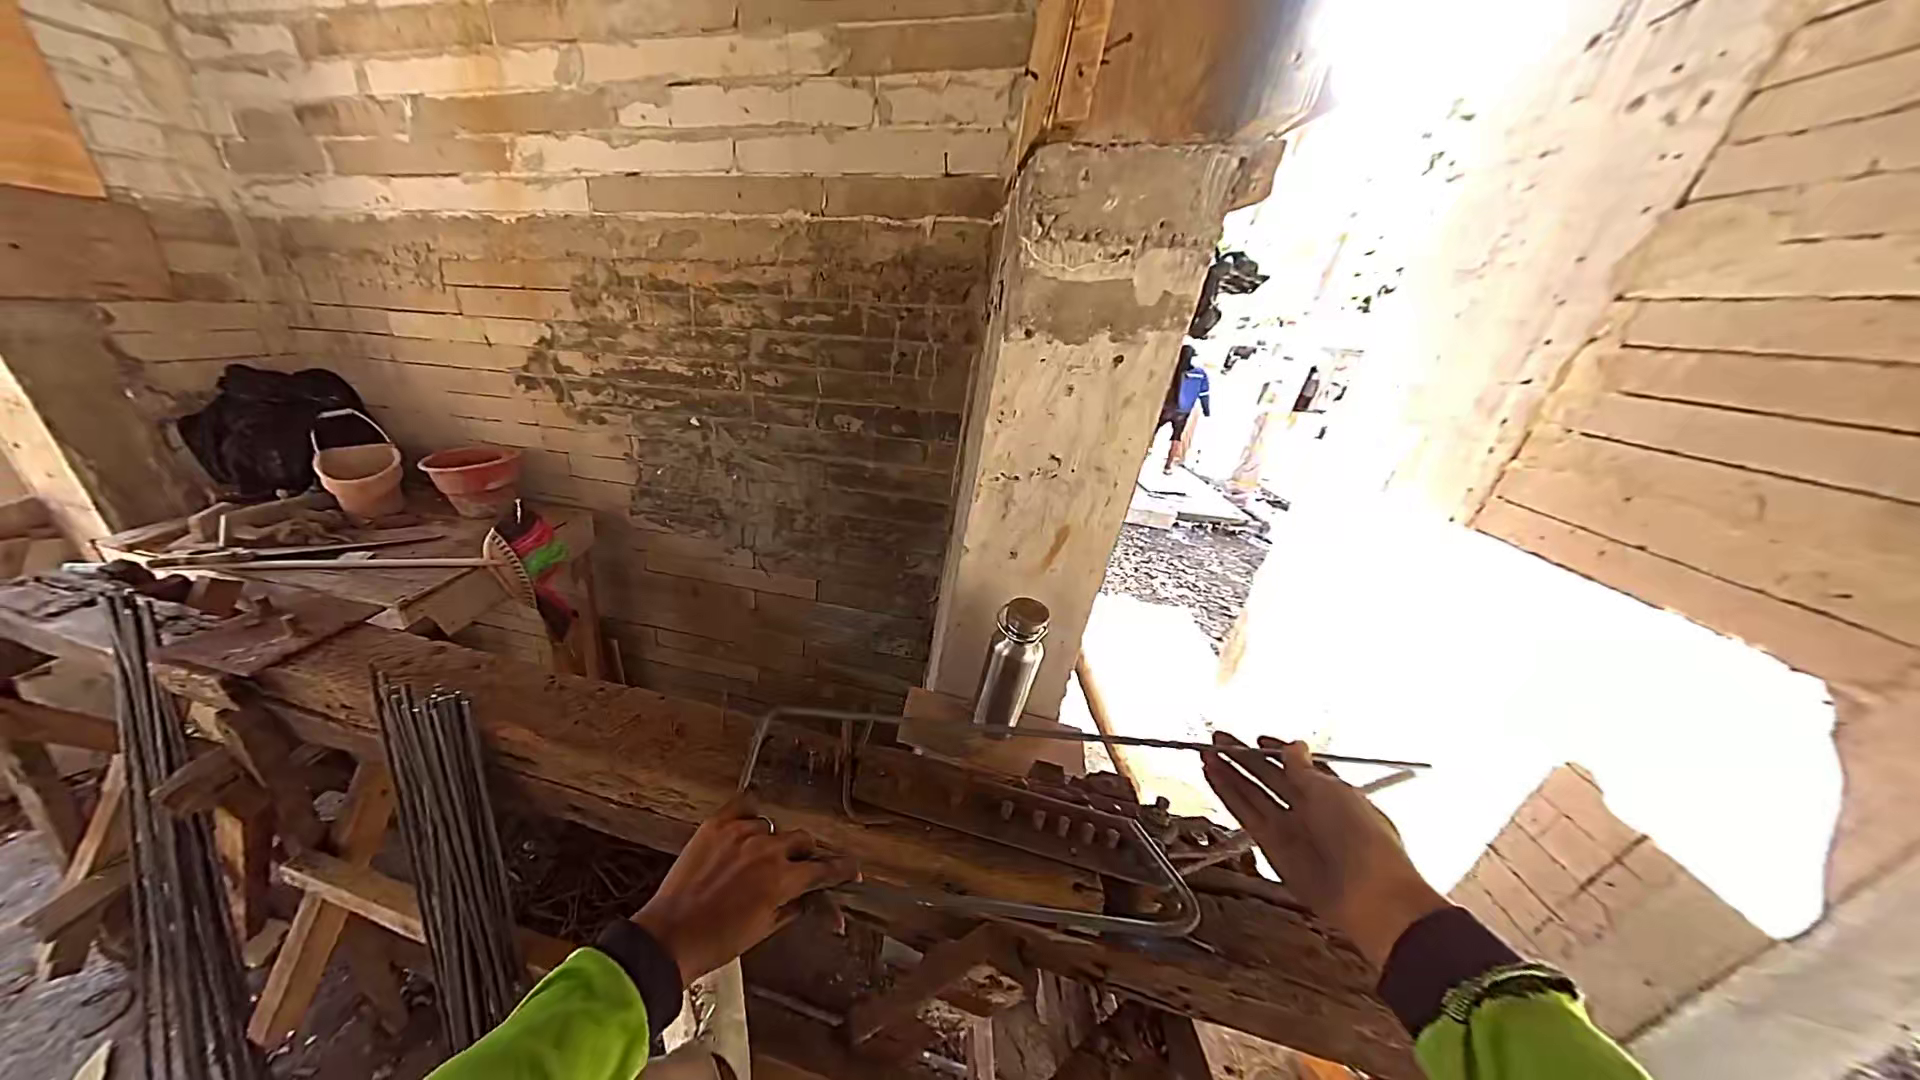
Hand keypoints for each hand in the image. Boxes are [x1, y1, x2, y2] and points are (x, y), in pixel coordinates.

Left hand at [631, 796, 859, 984]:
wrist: (667, 939)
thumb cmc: (714, 942)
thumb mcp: (764, 930)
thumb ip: (794, 907)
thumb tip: (812, 900)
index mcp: (782, 880)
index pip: (824, 868)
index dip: (841, 869)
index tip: (850, 870)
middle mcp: (767, 851)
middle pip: (803, 840)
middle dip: (804, 854)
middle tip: (796, 867)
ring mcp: (741, 834)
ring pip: (773, 827)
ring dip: (771, 841)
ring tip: (755, 859)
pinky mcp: (718, 825)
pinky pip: (745, 807)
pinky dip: (749, 816)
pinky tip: (746, 829)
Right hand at [1202, 733, 1446, 969]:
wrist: (1370, 896)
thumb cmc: (1364, 840)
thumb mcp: (1332, 791)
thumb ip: (1303, 768)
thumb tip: (1293, 746)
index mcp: (1332, 793)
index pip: (1297, 766)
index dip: (1276, 752)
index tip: (1257, 739)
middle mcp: (1309, 810)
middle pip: (1269, 777)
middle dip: (1243, 758)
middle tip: (1218, 740)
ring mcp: (1289, 828)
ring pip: (1252, 793)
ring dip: (1229, 773)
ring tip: (1207, 754)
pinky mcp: (1271, 845)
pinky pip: (1244, 813)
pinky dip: (1226, 793)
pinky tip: (1212, 776)